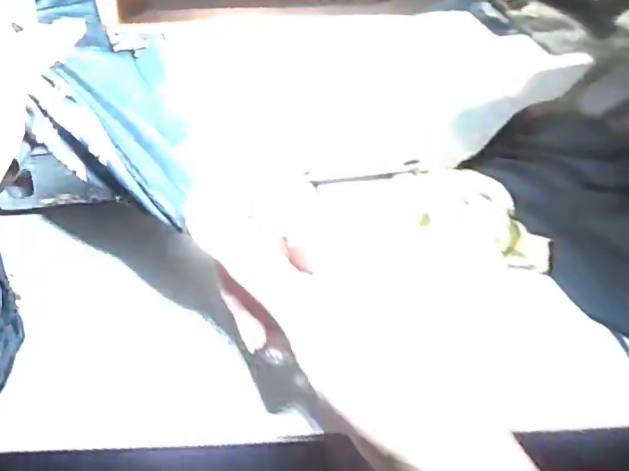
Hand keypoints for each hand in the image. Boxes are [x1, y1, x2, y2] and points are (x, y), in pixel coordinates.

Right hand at [187, 175, 537, 470]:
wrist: (428, 440)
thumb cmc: (372, 366)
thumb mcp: (302, 312)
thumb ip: (248, 257)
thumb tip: (200, 206)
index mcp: (325, 230)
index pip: (261, 189)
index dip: (226, 201)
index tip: (200, 229)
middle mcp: (322, 243)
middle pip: (256, 231)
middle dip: (238, 270)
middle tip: (244, 316)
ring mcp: (321, 276)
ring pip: (261, 265)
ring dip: (248, 299)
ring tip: (260, 339)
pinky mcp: (318, 306)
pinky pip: (275, 293)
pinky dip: (264, 314)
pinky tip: (270, 343)